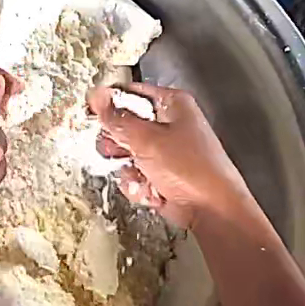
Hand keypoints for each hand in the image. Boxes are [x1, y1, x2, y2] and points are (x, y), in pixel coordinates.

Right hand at [88, 82, 254, 229]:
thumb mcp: (147, 139)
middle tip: (117, 151)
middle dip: (117, 144)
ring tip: (141, 176)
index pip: (131, 93)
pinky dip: (139, 185)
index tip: (91, 112)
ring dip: (128, 169)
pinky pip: (135, 174)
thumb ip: (117, 118)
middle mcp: (169, 124)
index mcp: (172, 104)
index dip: (109, 102)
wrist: (213, 211)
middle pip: (124, 125)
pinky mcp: (162, 174)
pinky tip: (152, 191)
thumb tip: (97, 96)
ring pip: (126, 153)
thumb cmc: (190, 169)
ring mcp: (165, 151)